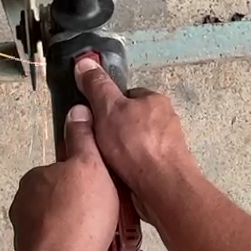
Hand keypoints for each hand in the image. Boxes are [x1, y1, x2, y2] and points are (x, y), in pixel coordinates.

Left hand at [8, 104, 120, 250]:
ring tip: (100, 234)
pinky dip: (71, 245)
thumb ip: (82, 137)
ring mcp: (25, 231)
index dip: (84, 175)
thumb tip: (76, 110)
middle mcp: (23, 202)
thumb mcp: (90, 165)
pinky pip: (56, 243)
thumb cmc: (80, 215)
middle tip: (104, 210)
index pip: (62, 168)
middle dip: (79, 201)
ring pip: (58, 220)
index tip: (101, 186)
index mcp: (34, 177)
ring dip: (76, 225)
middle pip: (59, 194)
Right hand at [72, 56, 197, 203]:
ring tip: (103, 163)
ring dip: (118, 154)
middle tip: (95, 143)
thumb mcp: (109, 109)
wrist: (163, 188)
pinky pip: (139, 165)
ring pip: (133, 145)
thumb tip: (84, 63)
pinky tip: (116, 177)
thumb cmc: (138, 146)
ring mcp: (166, 146)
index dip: (106, 106)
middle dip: (111, 133)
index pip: (126, 95)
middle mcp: (164, 121)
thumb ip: (96, 87)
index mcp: (154, 101)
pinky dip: (127, 170)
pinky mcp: (164, 169)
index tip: (93, 118)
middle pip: (129, 122)